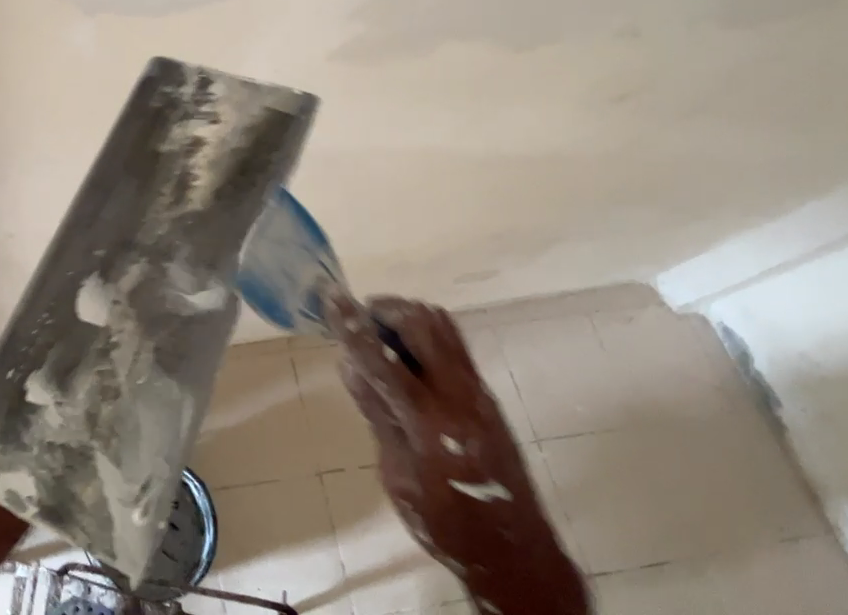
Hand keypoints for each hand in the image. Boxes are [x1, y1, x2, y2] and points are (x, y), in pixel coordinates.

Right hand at [330, 295, 586, 613]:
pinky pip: (453, 342)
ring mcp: (478, 391)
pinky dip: (424, 333)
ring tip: (379, 330)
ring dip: (407, 317)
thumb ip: (377, 415)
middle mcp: (458, 395)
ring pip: (442, 325)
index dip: (353, 325)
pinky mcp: (486, 393)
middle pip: (421, 323)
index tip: (332, 296)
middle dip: (385, 309)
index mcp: (430, 424)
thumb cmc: (446, 525)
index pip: (383, 359)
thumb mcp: (397, 476)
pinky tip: (406, 355)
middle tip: (358, 317)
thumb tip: (351, 364)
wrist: (515, 550)